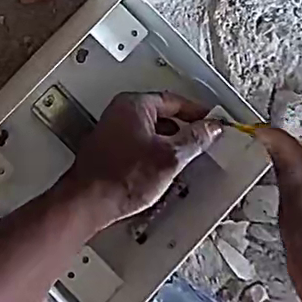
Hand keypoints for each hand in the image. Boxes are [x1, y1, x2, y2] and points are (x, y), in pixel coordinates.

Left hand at [55, 92, 221, 227]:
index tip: (212, 121)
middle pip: (162, 115)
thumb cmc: (119, 177)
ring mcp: (113, 131)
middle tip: (203, 139)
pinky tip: (163, 170)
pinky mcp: (110, 149)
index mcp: (133, 105)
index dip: (197, 112)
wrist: (89, 201)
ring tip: (185, 158)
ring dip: (170, 143)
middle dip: (184, 129)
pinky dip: (155, 153)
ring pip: (151, 131)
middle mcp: (119, 113)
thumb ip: (194, 139)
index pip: (173, 100)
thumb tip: (209, 129)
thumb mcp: (170, 157)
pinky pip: (140, 144)